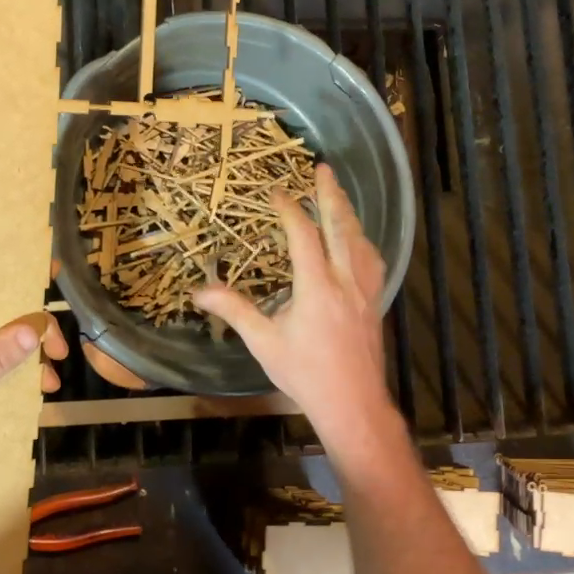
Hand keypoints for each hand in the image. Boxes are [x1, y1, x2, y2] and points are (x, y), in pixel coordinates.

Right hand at [194, 163, 394, 440]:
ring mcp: (366, 291)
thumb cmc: (305, 374)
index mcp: (317, 287)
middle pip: (341, 227)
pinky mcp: (375, 303)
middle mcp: (346, 281)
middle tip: (323, 169)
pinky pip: (373, 261)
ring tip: (339, 195)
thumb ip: (234, 310)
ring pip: (360, 241)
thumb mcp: (264, 342)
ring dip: (348, 214)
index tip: (276, 192)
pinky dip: (362, 240)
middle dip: (331, 195)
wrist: (353, 404)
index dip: (289, 209)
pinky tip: (358, 241)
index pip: (303, 235)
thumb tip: (198, 290)